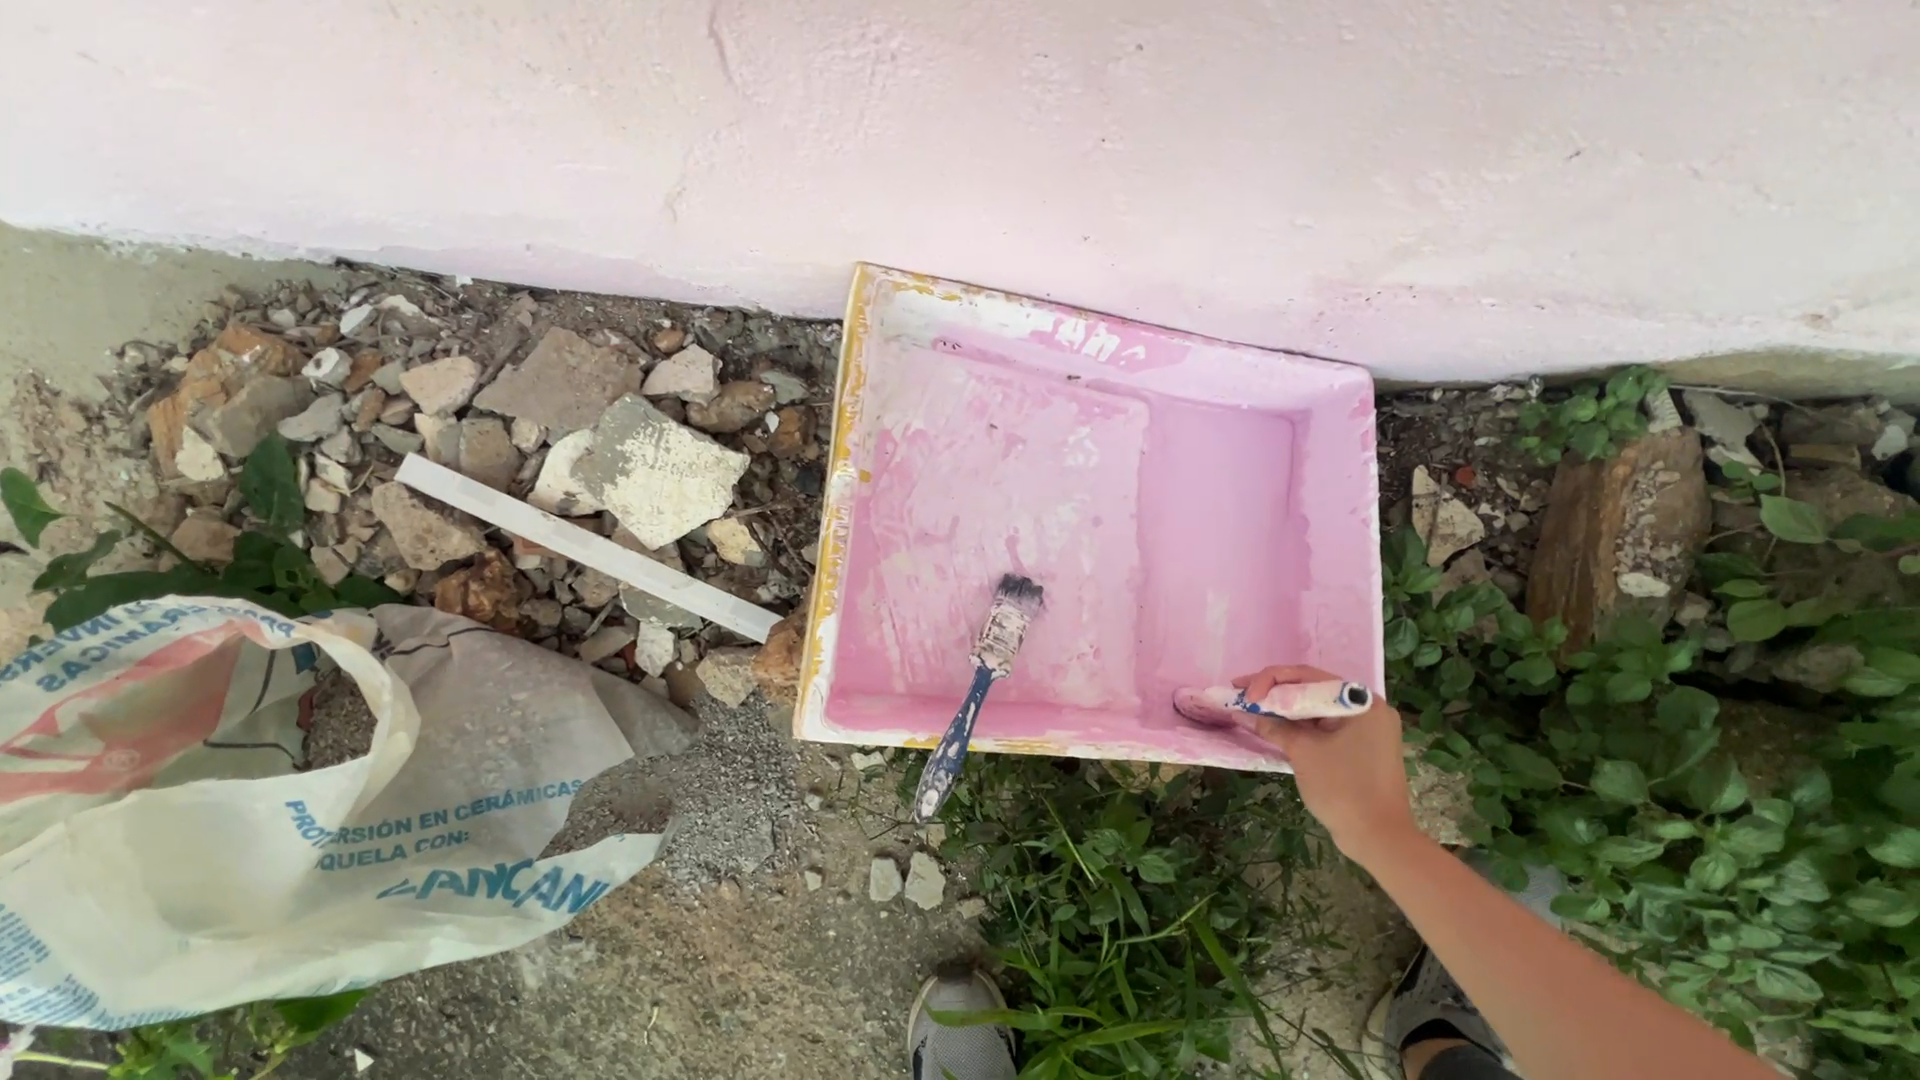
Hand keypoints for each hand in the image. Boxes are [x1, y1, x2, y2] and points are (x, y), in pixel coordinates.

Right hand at [1234, 665, 1420, 866]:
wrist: (1379, 838)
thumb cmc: (1343, 789)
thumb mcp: (1303, 752)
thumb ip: (1273, 726)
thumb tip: (1242, 712)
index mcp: (1361, 702)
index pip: (1308, 676)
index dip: (1270, 681)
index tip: (1244, 694)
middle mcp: (1367, 708)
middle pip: (1312, 689)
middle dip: (1274, 692)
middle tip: (1239, 692)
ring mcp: (1366, 728)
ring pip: (1316, 708)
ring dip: (1284, 709)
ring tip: (1250, 707)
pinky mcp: (1360, 746)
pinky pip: (1324, 726)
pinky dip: (1299, 725)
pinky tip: (1273, 725)